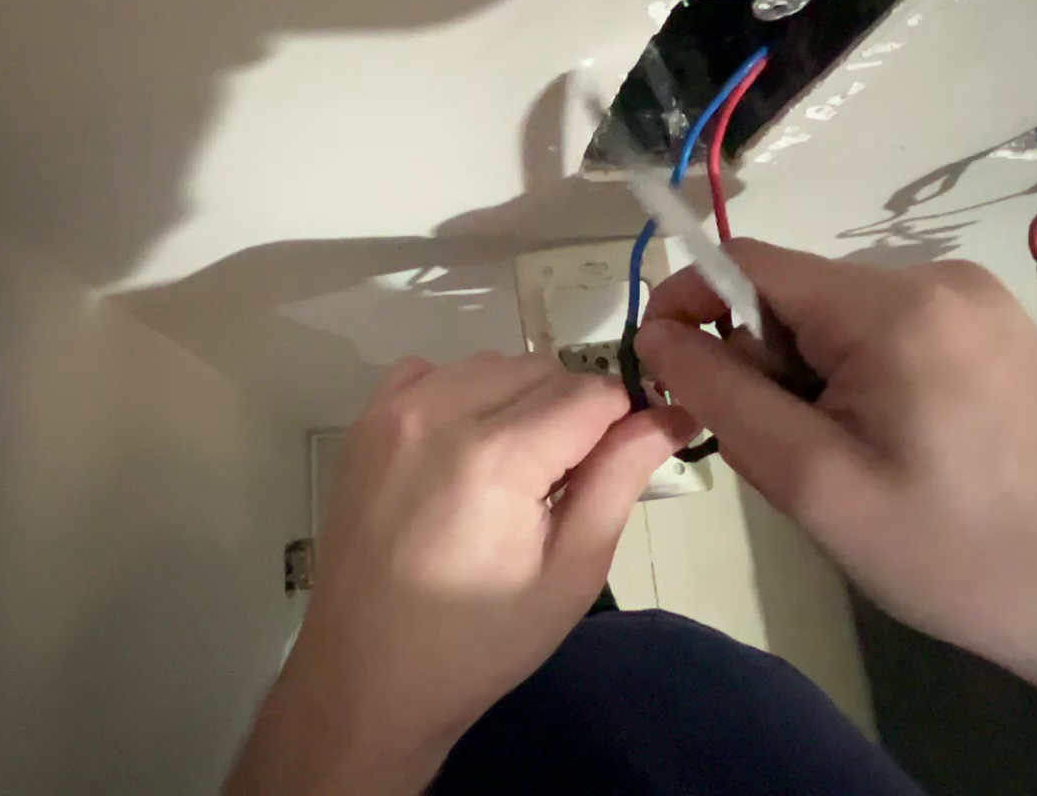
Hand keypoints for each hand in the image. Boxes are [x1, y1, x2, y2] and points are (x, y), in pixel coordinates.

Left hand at [225, 353, 695, 795]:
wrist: (365, 672)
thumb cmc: (478, 642)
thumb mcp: (570, 574)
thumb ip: (620, 479)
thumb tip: (671, 411)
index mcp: (495, 456)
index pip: (589, 391)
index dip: (625, 413)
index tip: (633, 446)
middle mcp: (439, 411)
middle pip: (541, 369)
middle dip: (575, 407)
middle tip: (573, 473)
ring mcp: (393, 409)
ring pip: (490, 364)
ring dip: (521, 396)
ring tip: (517, 465)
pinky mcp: (365, 419)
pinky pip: (432, 371)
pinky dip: (462, 390)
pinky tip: (462, 443)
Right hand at [634, 240, 1036, 674]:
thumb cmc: (959, 554)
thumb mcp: (810, 479)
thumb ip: (717, 393)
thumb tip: (654, 334)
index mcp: (893, 306)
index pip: (744, 262)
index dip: (684, 301)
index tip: (660, 365)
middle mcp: (937, 280)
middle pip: (789, 299)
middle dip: (757, 364)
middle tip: (781, 452)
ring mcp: (975, 306)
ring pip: (830, 323)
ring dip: (803, 381)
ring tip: (841, 462)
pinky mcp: (995, 336)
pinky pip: (880, 338)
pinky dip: (850, 383)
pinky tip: (886, 449)